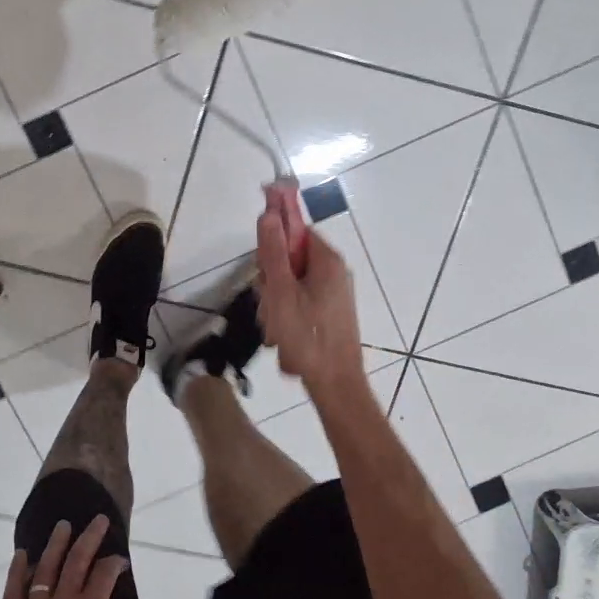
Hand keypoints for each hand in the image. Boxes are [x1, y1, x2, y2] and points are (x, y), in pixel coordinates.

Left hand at [2, 515, 126, 598]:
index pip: (106, 574)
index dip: (116, 563)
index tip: (122, 560)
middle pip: (77, 560)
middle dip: (90, 537)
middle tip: (99, 519)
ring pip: (45, 568)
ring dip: (55, 545)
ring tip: (63, 525)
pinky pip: (12, 593)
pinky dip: (17, 572)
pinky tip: (21, 554)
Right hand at [255, 181, 364, 397]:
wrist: (337, 386)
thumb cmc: (307, 338)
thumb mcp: (281, 292)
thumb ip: (272, 252)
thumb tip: (270, 214)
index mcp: (326, 260)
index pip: (296, 225)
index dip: (277, 220)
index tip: (262, 212)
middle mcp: (334, 271)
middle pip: (291, 255)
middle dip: (272, 276)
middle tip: (267, 302)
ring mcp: (334, 294)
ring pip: (292, 281)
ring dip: (276, 301)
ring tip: (276, 327)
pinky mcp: (331, 313)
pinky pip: (300, 300)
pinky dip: (287, 314)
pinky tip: (284, 338)